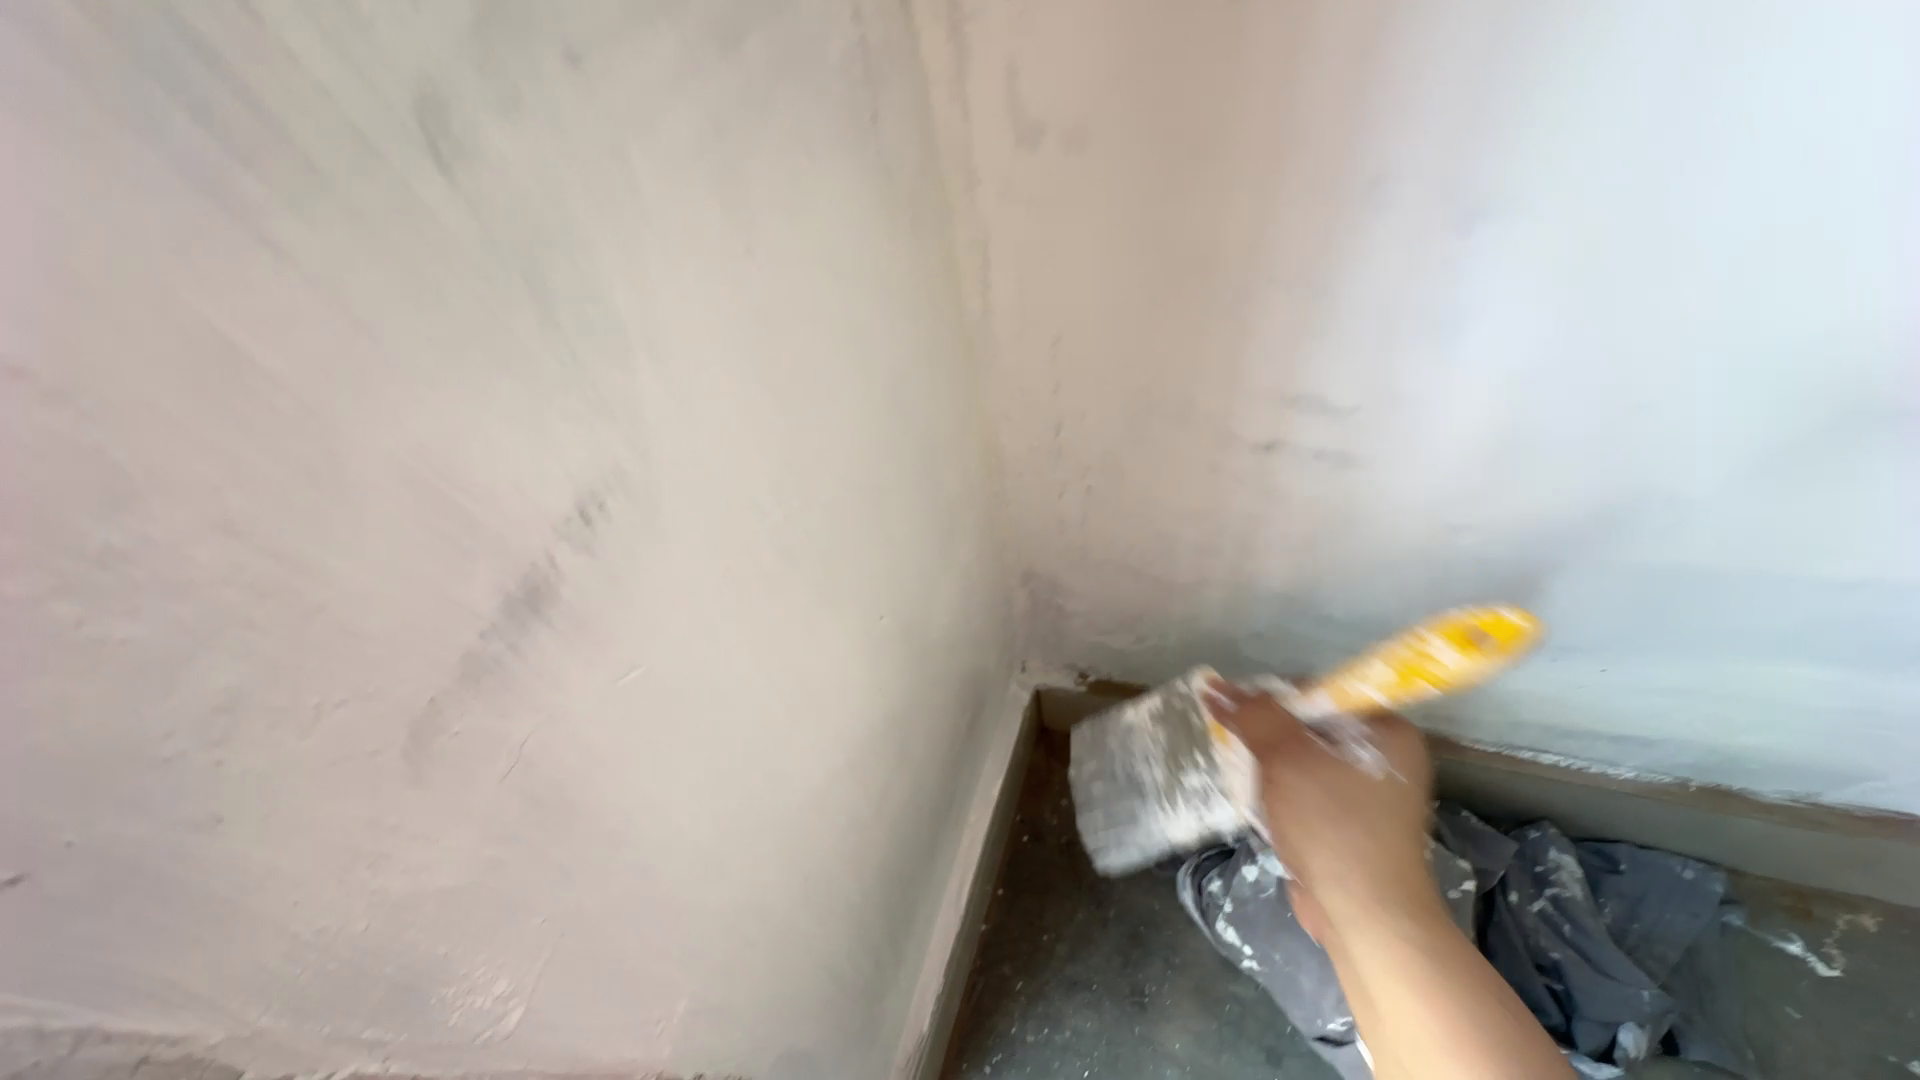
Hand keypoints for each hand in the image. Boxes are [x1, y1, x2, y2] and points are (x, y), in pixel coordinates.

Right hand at [1206, 680, 1438, 939]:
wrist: (1362, 915)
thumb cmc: (1331, 824)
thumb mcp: (1286, 756)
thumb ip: (1252, 715)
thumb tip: (1213, 686)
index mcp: (1387, 731)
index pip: (1321, 693)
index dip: (1273, 697)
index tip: (1235, 711)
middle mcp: (1385, 759)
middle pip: (1309, 728)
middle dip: (1267, 737)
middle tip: (1235, 744)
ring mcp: (1369, 797)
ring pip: (1303, 763)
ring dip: (1269, 769)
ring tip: (1244, 778)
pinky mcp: (1351, 828)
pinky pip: (1306, 794)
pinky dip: (1280, 796)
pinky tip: (1260, 808)